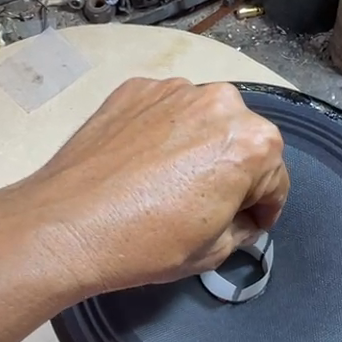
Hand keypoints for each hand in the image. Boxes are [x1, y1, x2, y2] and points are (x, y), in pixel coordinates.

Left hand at [7, 78, 288, 294]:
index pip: (276, 178)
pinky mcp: (134, 90)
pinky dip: (162, 133)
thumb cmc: (143, 242)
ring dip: (197, 146)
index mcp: (251, 143)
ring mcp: (172, 90)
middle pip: (241, 140)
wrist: (66, 225)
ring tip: (168, 184)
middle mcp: (219, 103)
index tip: (248, 223)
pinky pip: (164, 111)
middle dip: (232, 171)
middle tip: (204, 205)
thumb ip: (242, 227)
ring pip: (202, 121)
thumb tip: (242, 218)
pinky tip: (141, 166)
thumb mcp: (212, 251)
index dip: (263, 208)